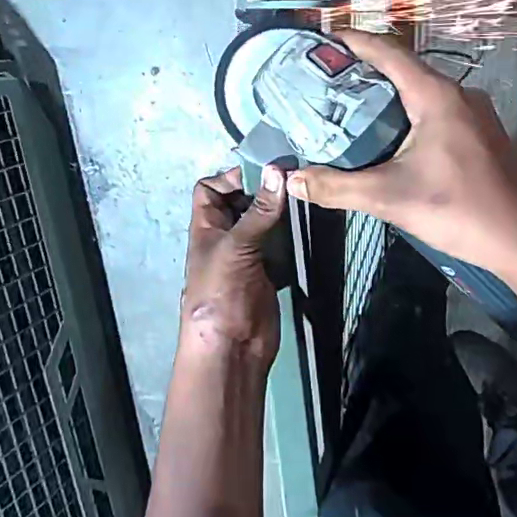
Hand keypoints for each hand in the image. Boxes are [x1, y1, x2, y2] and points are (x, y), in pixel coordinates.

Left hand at [181, 165, 287, 365]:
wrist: (232, 347)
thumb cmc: (222, 292)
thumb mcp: (237, 246)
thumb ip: (260, 210)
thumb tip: (278, 170)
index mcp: (207, 227)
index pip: (211, 189)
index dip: (231, 177)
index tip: (266, 170)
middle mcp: (226, 236)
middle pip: (241, 202)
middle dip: (263, 189)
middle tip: (296, 176)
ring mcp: (248, 254)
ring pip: (263, 222)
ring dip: (280, 211)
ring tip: (306, 195)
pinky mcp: (268, 271)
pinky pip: (279, 245)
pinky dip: (291, 235)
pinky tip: (309, 224)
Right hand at [285, 31, 516, 277]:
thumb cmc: (459, 209)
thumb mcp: (390, 198)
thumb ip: (338, 187)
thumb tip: (292, 180)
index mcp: (436, 95)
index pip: (388, 52)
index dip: (353, 41)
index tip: (323, 39)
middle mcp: (459, 94)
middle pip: (404, 71)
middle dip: (364, 73)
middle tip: (324, 84)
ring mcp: (476, 115)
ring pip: (422, 94)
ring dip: (387, 98)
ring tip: (349, 111)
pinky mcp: (483, 136)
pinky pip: (438, 113)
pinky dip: (409, 116)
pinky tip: (391, 140)